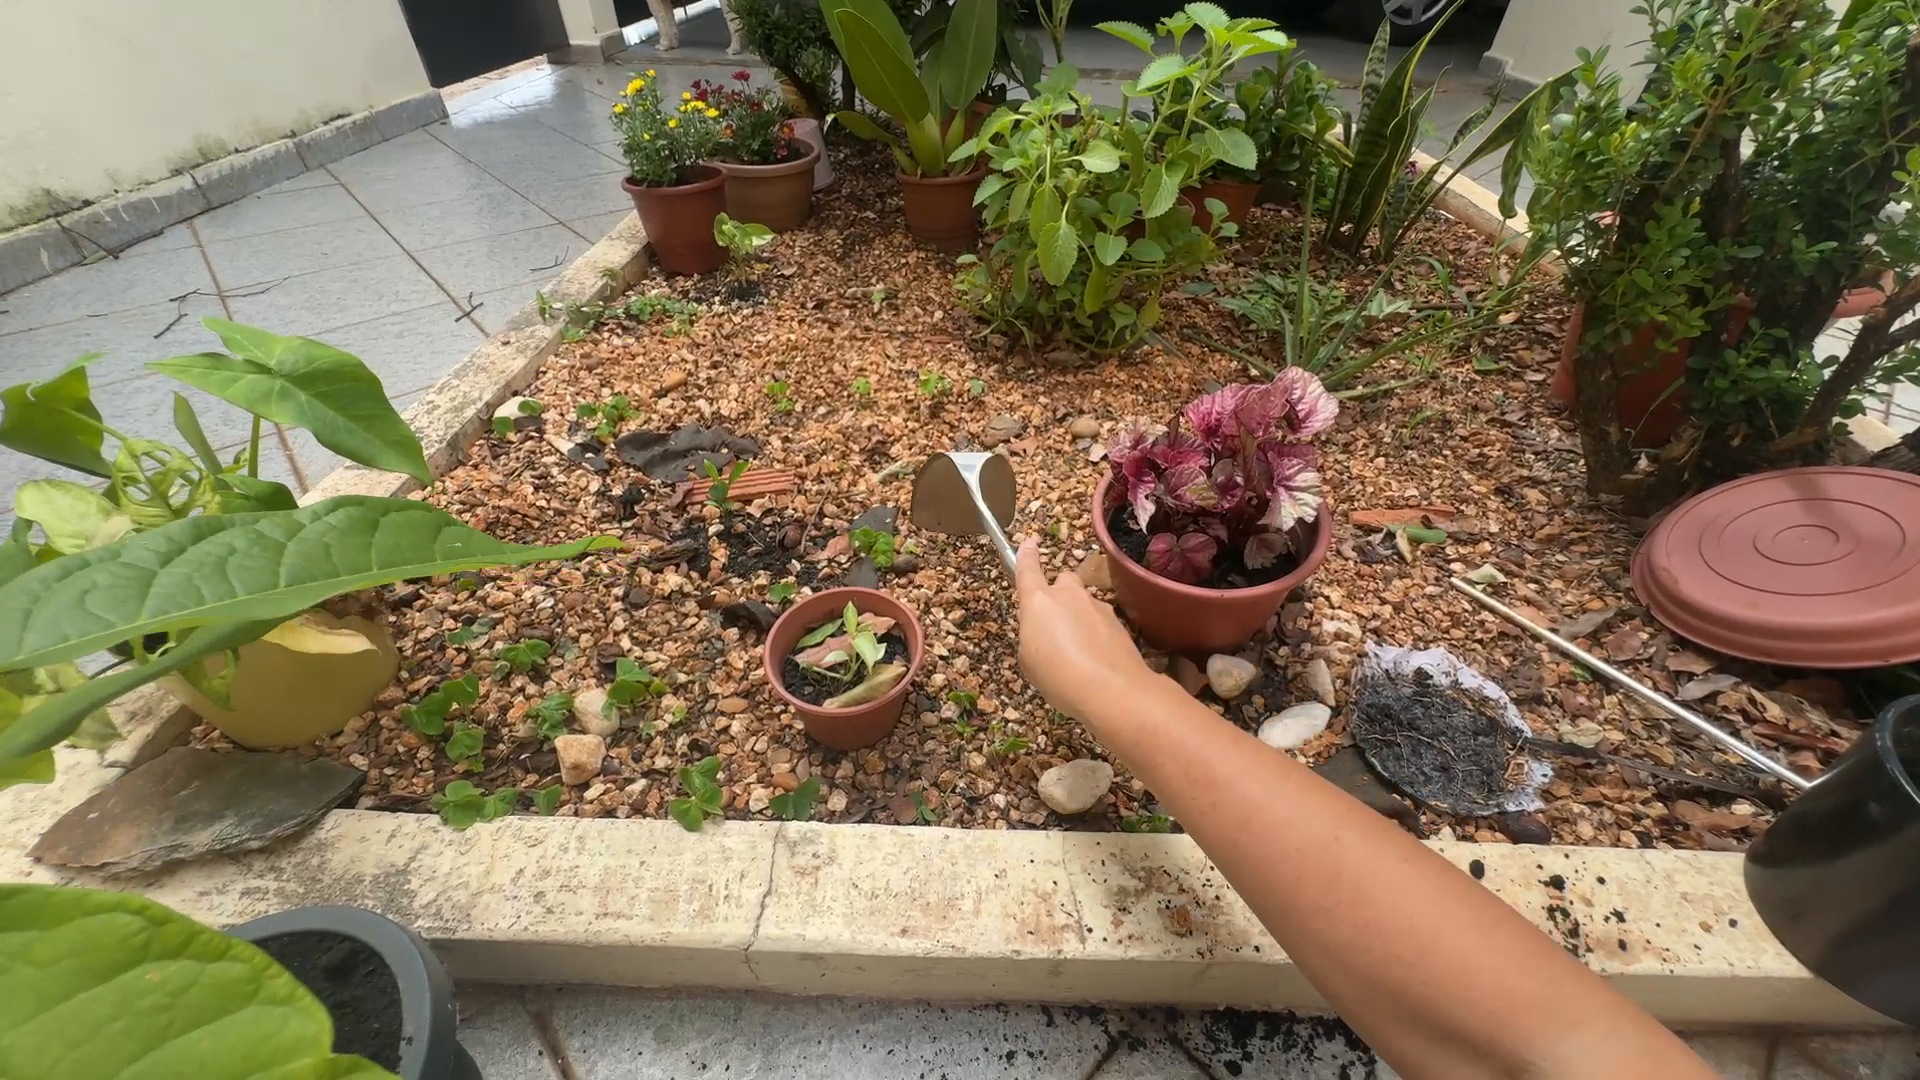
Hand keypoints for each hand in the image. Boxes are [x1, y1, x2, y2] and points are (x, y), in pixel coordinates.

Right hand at [1013, 538, 1154, 722]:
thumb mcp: (1029, 661)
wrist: (1112, 690)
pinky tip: (1096, 661)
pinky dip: (1097, 634)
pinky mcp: (1119, 623)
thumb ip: (1033, 638)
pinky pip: (1101, 622)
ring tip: (1077, 653)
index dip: (1027, 556)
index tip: (1029, 542)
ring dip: (1079, 617)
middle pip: (1062, 581)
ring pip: (1084, 602)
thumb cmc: (1058, 676)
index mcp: (1039, 602)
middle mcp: (1069, 596)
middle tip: (1055, 624)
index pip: (1028, 570)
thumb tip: (1045, 633)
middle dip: (1058, 594)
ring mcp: (1097, 607)